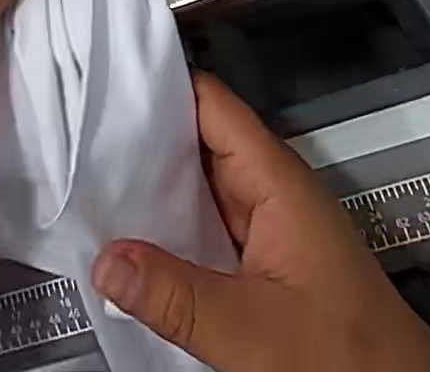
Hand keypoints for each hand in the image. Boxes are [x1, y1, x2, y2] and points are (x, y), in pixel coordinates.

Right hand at [92, 74, 429, 371]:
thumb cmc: (347, 355)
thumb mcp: (256, 331)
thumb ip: (179, 296)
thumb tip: (104, 261)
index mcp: (271, 174)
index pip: (208, 99)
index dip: (159, 85)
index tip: (107, 87)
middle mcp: (262, 180)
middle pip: (194, 130)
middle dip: (140, 131)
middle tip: (82, 134)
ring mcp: (256, 211)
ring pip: (192, 172)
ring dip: (148, 174)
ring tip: (90, 173)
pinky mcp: (251, 244)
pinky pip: (196, 211)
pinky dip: (162, 213)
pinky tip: (127, 225)